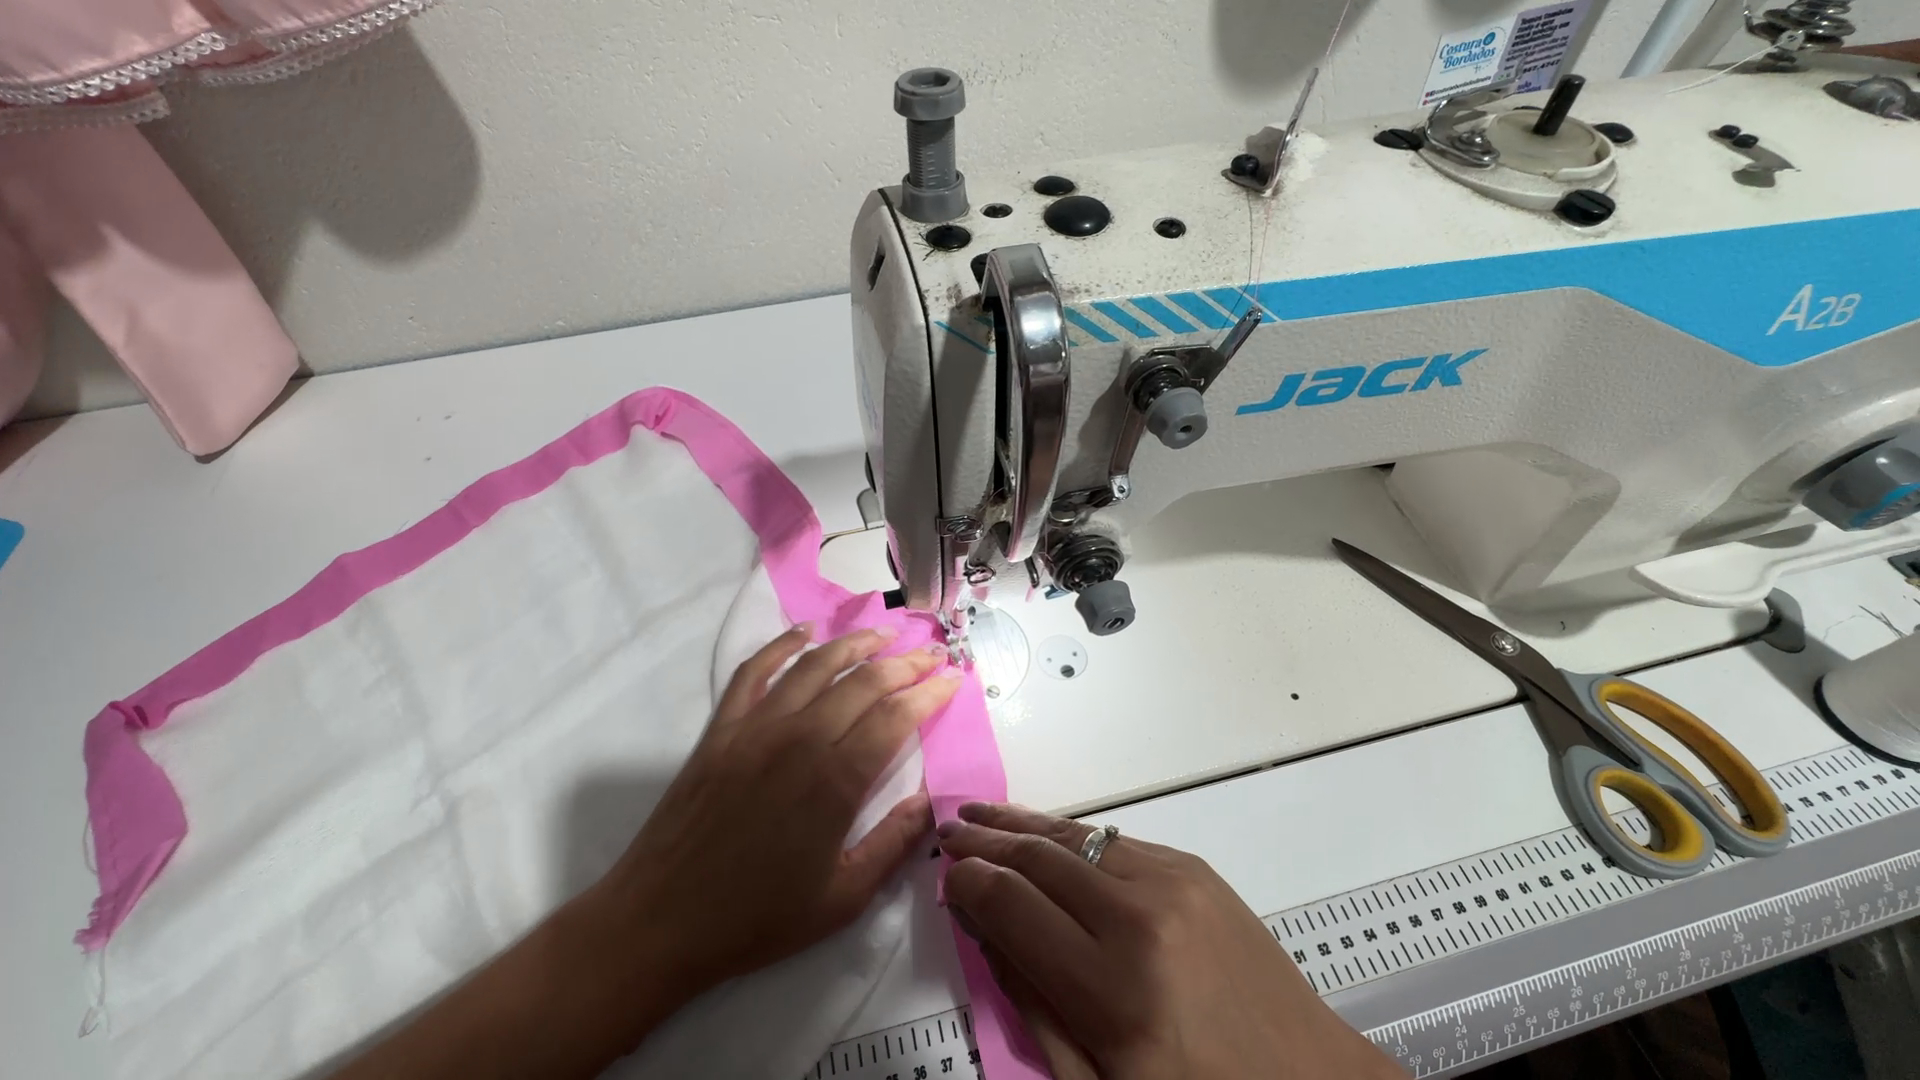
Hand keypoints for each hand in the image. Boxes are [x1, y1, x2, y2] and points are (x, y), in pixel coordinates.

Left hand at [593, 624, 958, 995]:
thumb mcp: (843, 898)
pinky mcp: (720, 730)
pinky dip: (780, 645)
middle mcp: (799, 739)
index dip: (929, 693)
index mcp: (834, 781)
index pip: (895, 717)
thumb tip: (932, 802)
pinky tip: (803, 633)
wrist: (661, 920)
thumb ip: (894, 844)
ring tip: (884, 633)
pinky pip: (753, 671)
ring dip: (854, 643)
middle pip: (863, 682)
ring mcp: (755, 728)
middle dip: (906, 663)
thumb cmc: (757, 917)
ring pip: (814, 666)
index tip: (954, 679)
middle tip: (933, 654)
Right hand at [938, 804, 1401, 1079]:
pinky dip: (1073, 836)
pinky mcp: (1198, 870)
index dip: (971, 884)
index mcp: (1115, 988)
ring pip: (1078, 836)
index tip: (946, 875)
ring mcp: (1176, 883)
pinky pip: (1118, 842)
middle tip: (950, 830)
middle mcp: (1143, 917)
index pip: (1014, 907)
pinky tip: (1047, 833)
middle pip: (1041, 858)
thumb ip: (1034, 1008)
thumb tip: (988, 932)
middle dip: (988, 842)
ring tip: (984, 814)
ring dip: (1024, 824)